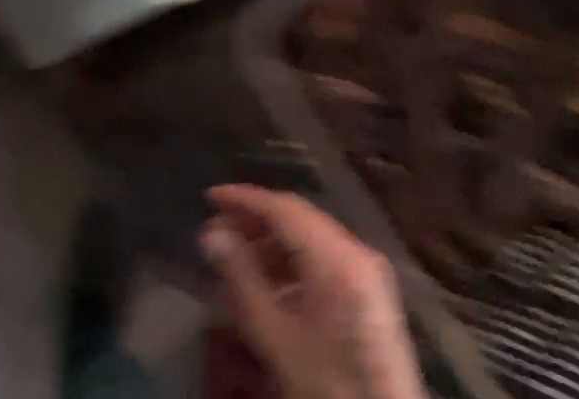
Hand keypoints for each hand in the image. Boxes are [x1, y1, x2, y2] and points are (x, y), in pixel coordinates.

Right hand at [200, 186, 424, 398]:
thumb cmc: (324, 380)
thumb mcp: (272, 330)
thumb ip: (240, 274)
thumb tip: (212, 235)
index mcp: (336, 258)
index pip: (283, 208)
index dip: (243, 198)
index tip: (208, 198)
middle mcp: (357, 253)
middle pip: (298, 218)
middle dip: (254, 219)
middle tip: (217, 231)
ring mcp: (368, 272)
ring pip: (311, 236)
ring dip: (271, 240)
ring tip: (236, 258)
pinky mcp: (370, 291)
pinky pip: (325, 257)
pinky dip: (292, 259)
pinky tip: (268, 280)